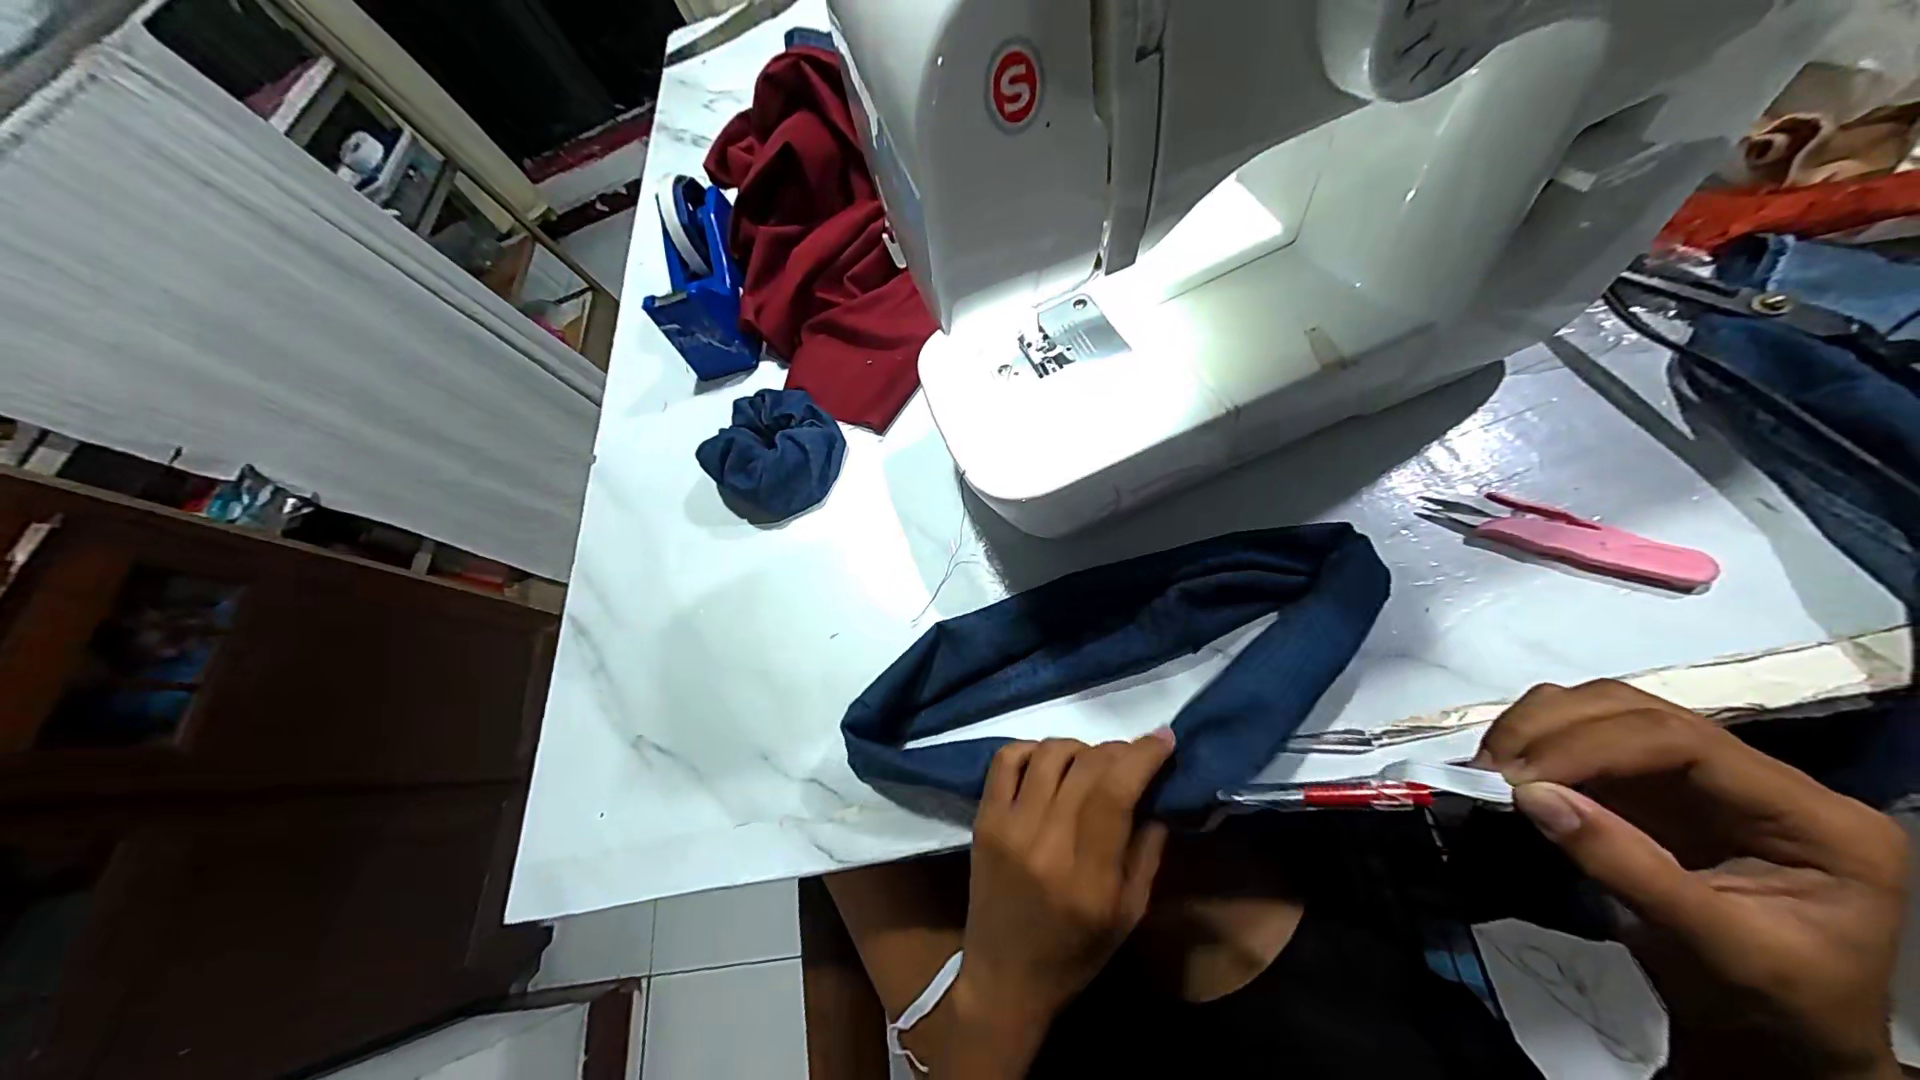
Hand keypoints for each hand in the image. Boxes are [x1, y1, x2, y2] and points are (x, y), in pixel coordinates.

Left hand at [946, 731, 1174, 1072]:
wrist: (1004, 977)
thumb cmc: (1076, 952)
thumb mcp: (1130, 914)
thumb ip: (1148, 851)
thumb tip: (1158, 793)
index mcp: (1089, 876)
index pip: (1116, 792)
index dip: (1143, 755)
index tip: (1164, 738)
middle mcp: (1046, 842)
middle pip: (1086, 767)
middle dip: (1118, 749)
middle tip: (1133, 756)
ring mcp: (1008, 827)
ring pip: (1049, 754)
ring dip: (1080, 747)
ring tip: (1092, 763)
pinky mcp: (983, 819)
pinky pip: (1005, 760)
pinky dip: (1032, 748)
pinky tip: (1049, 762)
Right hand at [1479, 681, 1907, 1079]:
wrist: (1768, 1034)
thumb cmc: (1769, 1001)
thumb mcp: (1715, 948)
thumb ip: (1628, 868)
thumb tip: (1530, 794)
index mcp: (1813, 817)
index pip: (1683, 741)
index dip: (1589, 746)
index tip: (1517, 778)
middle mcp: (1758, 776)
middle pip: (1635, 708)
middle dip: (1551, 727)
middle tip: (1491, 769)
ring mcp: (1699, 773)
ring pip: (1602, 707)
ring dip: (1535, 725)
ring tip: (1491, 766)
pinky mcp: (1649, 780)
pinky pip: (1581, 732)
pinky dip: (1534, 739)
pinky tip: (1509, 767)